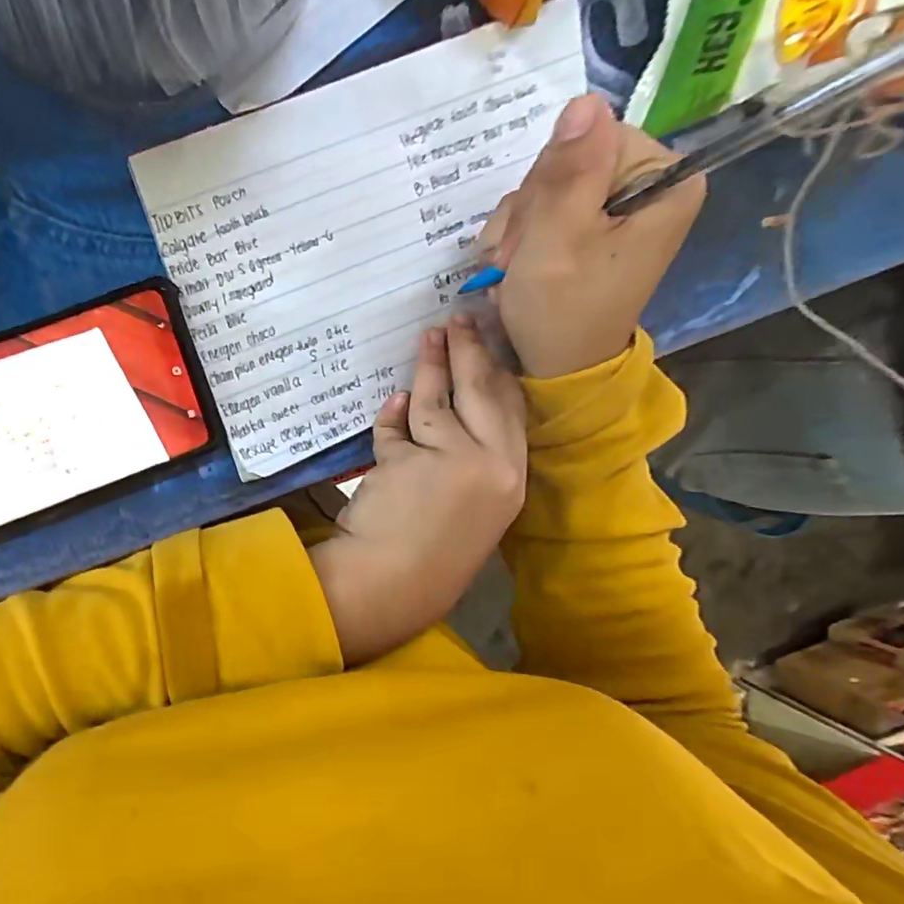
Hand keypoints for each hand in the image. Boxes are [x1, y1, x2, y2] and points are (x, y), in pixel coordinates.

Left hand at [310, 316, 527, 666]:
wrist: (393, 584)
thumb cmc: (430, 554)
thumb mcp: (467, 508)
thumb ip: (459, 462)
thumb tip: (425, 411)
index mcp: (512, 480)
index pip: (512, 415)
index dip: (500, 376)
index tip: (492, 348)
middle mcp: (492, 466)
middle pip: (483, 395)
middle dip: (473, 352)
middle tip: (462, 320)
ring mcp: (451, 461)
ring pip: (439, 401)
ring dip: (432, 366)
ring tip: (429, 337)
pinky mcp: (409, 461)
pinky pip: (395, 429)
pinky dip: (391, 417)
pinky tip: (393, 402)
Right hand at [478, 93, 705, 377]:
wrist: (558, 364)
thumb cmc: (561, 307)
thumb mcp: (557, 239)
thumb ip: (569, 173)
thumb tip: (584, 100)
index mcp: (663, 181)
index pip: (593, 138)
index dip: (550, 180)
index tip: (535, 229)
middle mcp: (646, 187)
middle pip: (567, 162)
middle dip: (530, 208)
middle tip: (521, 253)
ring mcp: (615, 209)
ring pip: (546, 188)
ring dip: (516, 226)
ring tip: (514, 265)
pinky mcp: (588, 229)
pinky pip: (541, 211)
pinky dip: (517, 237)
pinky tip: (514, 263)